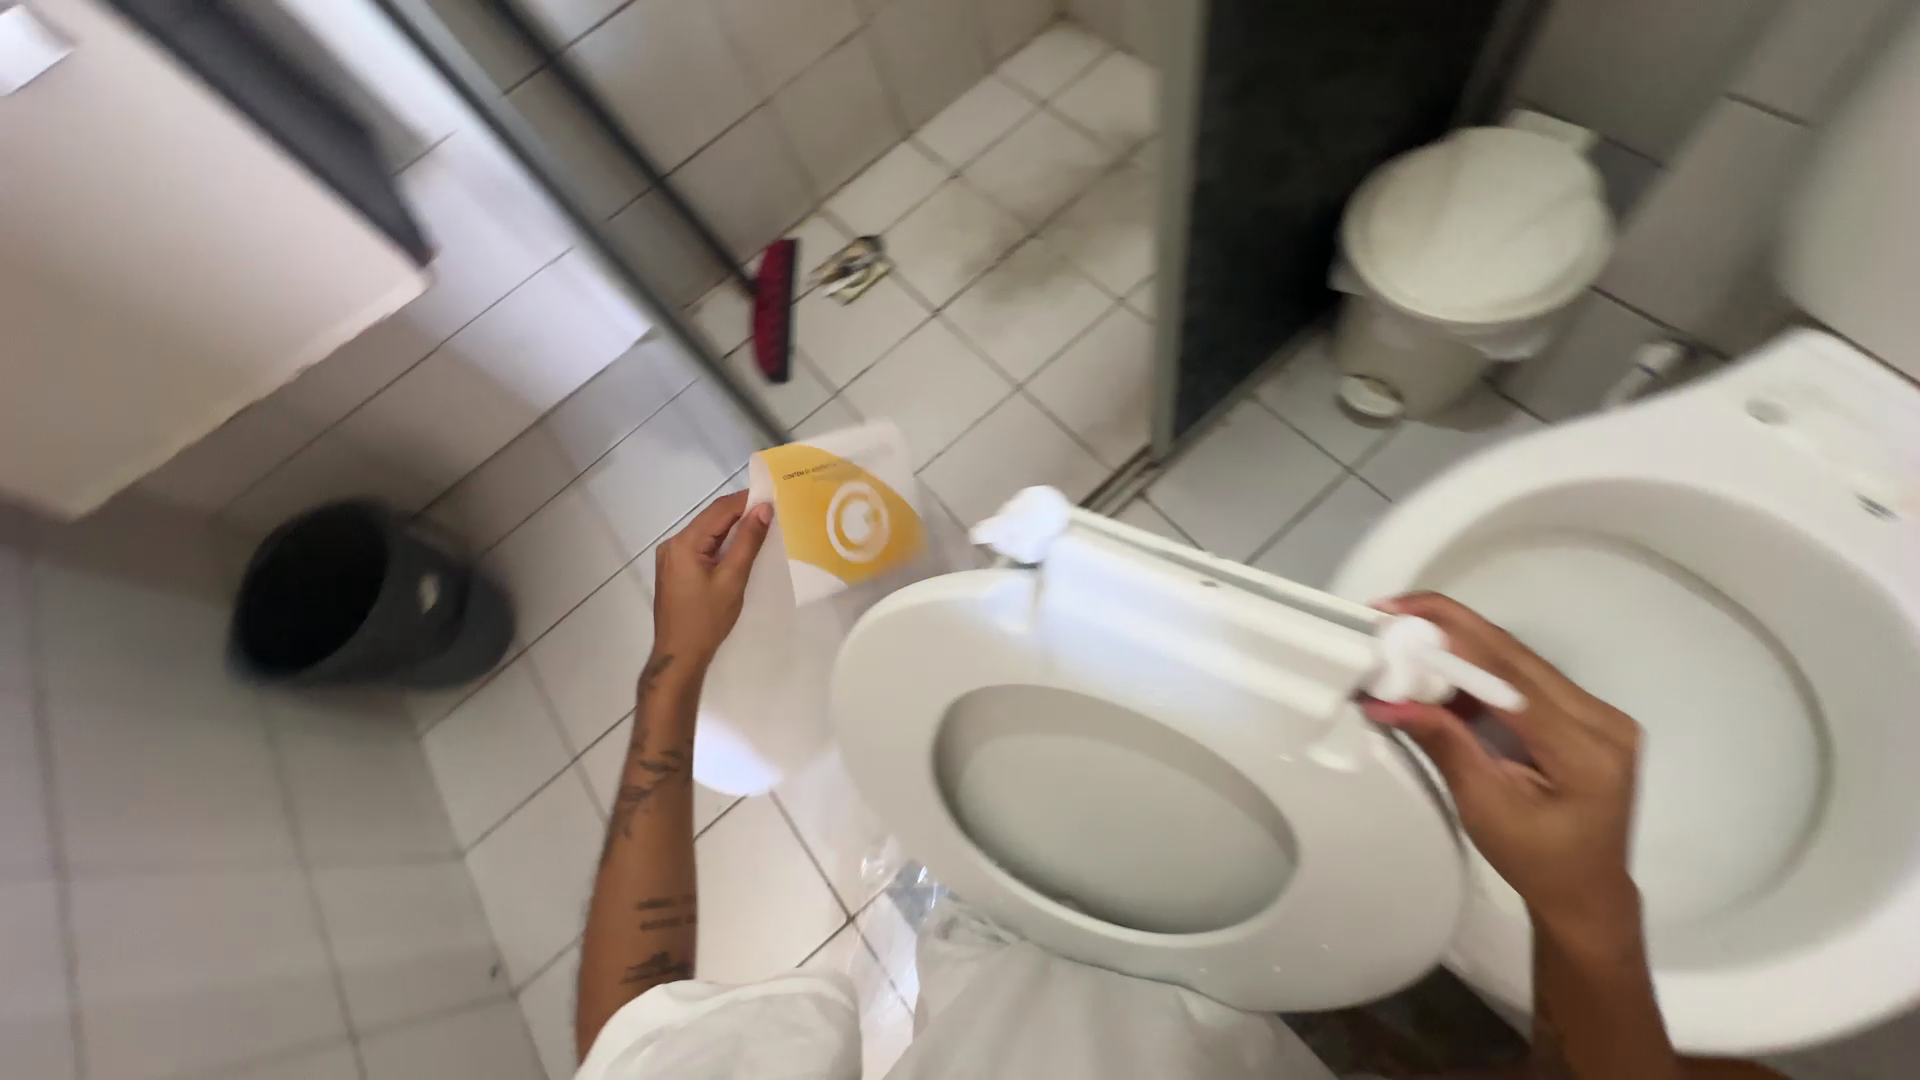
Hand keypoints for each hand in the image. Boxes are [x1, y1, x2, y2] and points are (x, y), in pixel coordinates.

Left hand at [649, 492, 772, 668]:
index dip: (746, 501)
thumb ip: (748, 542)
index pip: (719, 510)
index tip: (773, 497)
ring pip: (707, 532)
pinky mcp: (674, 568)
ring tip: (762, 527)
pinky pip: (701, 546)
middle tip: (772, 511)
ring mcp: (671, 556)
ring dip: (732, 528)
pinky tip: (740, 547)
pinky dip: (721, 543)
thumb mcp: (732, 579)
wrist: (679, 654)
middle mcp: (673, 544)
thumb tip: (764, 509)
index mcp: (684, 543)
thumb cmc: (707, 619)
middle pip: (711, 519)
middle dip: (741, 513)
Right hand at [1360, 592, 1643, 945]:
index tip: (1398, 618)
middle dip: (1449, 625)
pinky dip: (1473, 662)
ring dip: (1457, 640)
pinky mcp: (1580, 714)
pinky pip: (1519, 675)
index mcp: (1585, 748)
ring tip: (1404, 630)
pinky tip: (1435, 657)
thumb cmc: (1536, 858)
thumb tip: (1383, 701)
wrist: (1585, 891)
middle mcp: (1602, 719)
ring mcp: (1596, 713)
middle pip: (1514, 654)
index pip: (1510, 676)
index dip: (1452, 639)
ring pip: (1515, 658)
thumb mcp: (1482, 803)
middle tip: (1390, 611)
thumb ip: (1442, 742)